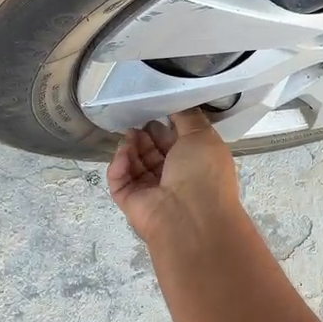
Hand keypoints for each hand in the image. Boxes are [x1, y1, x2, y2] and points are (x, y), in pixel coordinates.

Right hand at [107, 110, 243, 246]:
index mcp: (195, 163)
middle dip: (146, 133)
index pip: (175, 141)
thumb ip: (189, 117)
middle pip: (153, 150)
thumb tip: (178, 104)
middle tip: (140, 120)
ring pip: (135, 162)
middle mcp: (174, 177)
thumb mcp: (203, 135)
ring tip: (132, 134)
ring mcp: (151, 190)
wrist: (190, 217)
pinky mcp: (130, 200)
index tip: (157, 108)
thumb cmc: (203, 174)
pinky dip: (119, 164)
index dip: (166, 124)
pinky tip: (124, 153)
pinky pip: (119, 178)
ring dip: (131, 145)